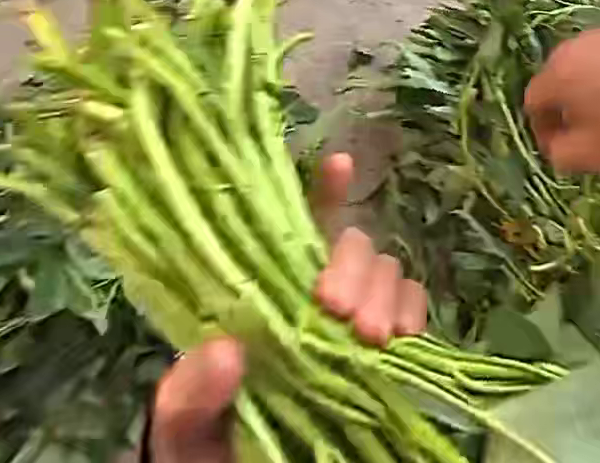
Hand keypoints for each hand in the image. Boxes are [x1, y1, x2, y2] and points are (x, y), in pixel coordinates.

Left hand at [148, 153, 427, 462]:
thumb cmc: (211, 444)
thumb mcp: (185, 424)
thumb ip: (191, 394)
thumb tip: (225, 352)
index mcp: (272, 290)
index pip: (298, 225)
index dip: (323, 190)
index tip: (339, 164)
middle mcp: (321, 290)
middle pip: (352, 244)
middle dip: (352, 267)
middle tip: (337, 310)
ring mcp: (359, 313)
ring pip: (387, 269)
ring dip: (383, 292)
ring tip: (371, 337)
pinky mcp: (391, 343)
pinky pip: (414, 305)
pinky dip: (413, 313)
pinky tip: (403, 337)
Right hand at [524, 27, 599, 176]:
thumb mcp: (592, 157)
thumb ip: (559, 152)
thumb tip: (556, 143)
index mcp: (559, 71)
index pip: (534, 102)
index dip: (543, 133)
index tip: (565, 155)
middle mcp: (579, 44)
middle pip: (559, 80)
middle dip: (568, 111)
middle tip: (590, 140)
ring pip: (587, 69)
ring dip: (593, 95)